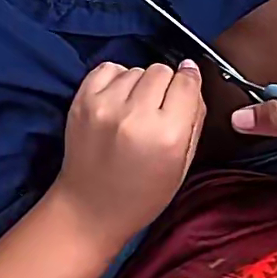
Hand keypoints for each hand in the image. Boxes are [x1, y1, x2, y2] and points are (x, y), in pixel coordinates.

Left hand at [47, 59, 206, 249]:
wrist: (89, 209)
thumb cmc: (142, 194)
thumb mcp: (183, 163)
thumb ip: (194, 118)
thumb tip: (193, 76)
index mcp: (167, 135)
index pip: (187, 82)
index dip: (190, 82)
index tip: (187, 86)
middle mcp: (136, 116)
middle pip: (162, 71)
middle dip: (166, 85)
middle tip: (159, 109)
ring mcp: (105, 106)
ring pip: (136, 69)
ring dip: (140, 85)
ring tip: (135, 110)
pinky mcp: (82, 102)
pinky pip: (109, 68)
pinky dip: (117, 79)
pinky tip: (118, 100)